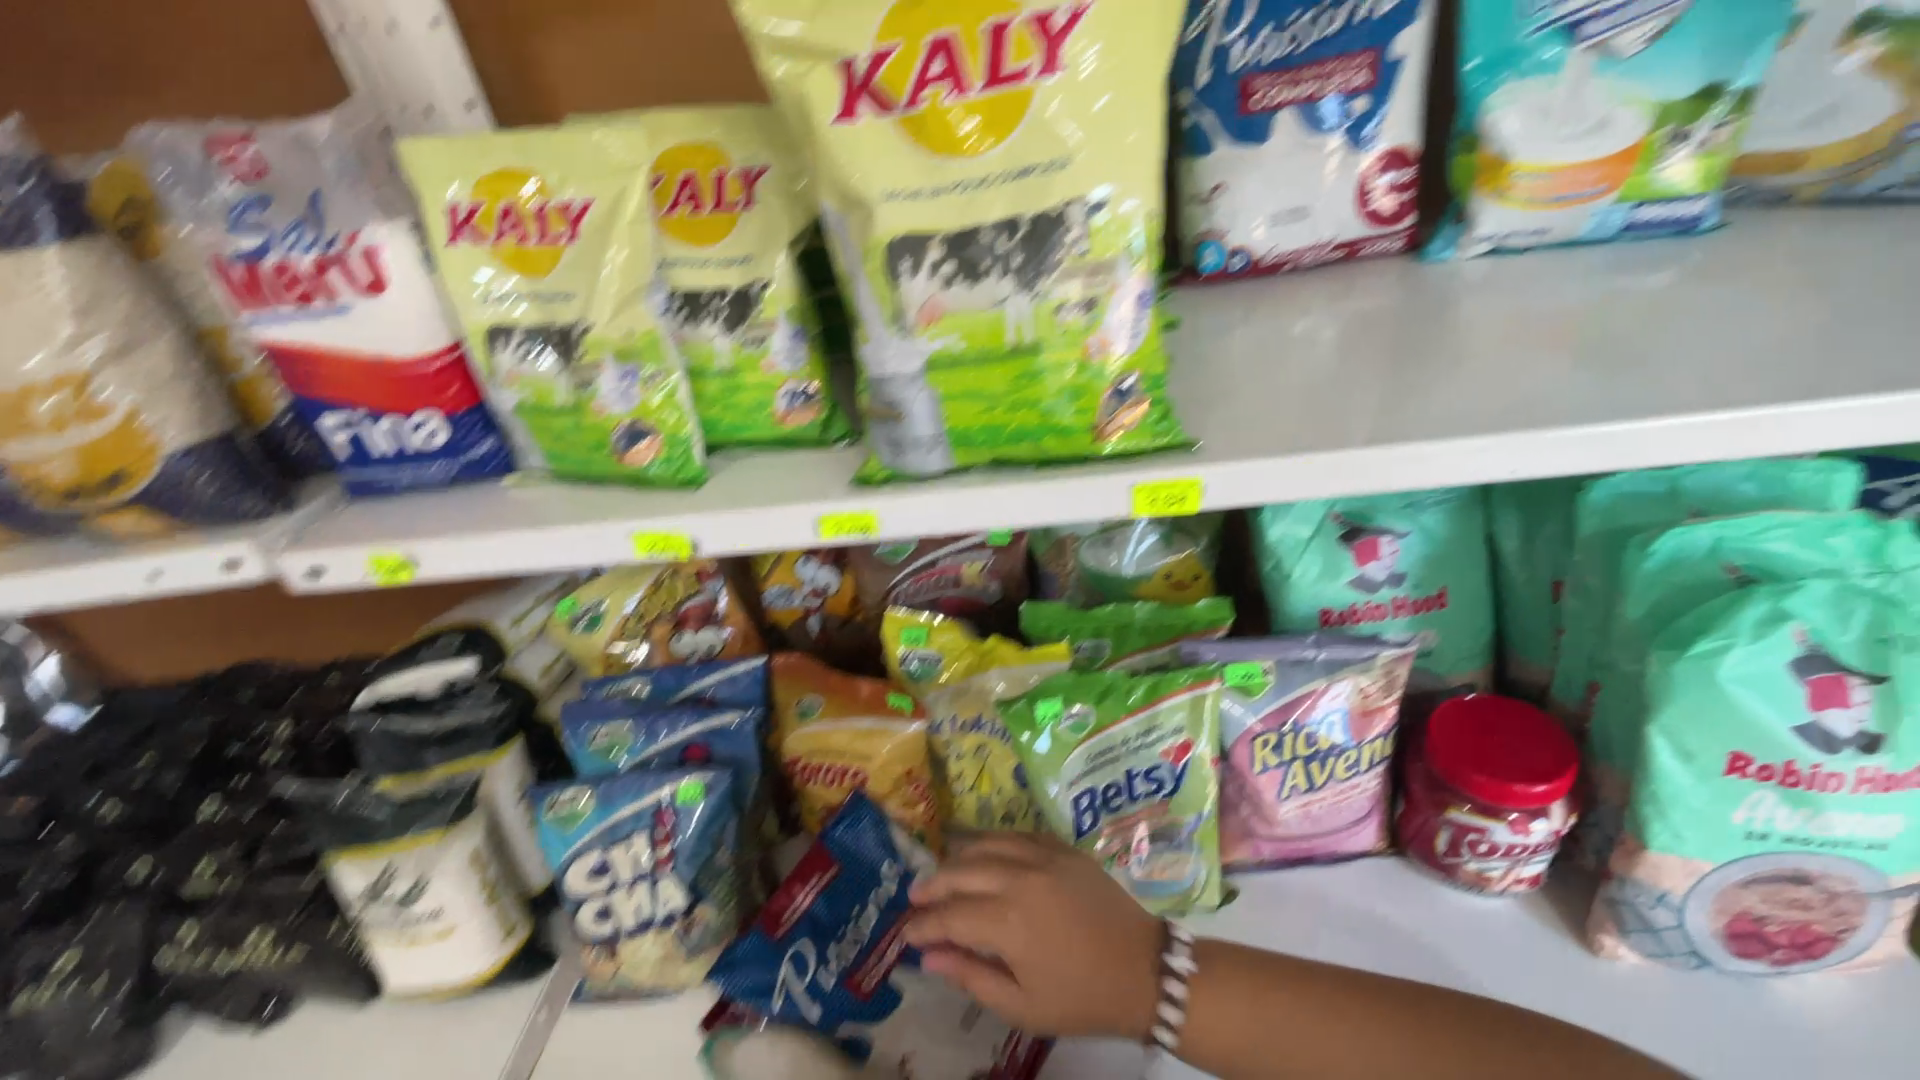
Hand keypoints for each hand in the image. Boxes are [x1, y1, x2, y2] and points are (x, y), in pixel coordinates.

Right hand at [902, 831, 1162, 1039]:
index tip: (906, 934)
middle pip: (960, 871)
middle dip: (932, 886)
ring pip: (985, 844)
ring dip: (958, 858)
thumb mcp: (1022, 1005)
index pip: (949, 916)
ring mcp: (1043, 857)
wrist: (1146, 971)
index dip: (923, 926)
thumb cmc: (1081, 997)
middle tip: (915, 899)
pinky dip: (993, 842)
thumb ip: (971, 976)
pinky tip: (984, 854)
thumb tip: (930, 956)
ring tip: (943, 874)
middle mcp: (1020, 878)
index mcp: (1008, 921)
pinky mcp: (1063, 848)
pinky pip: (1017, 835)